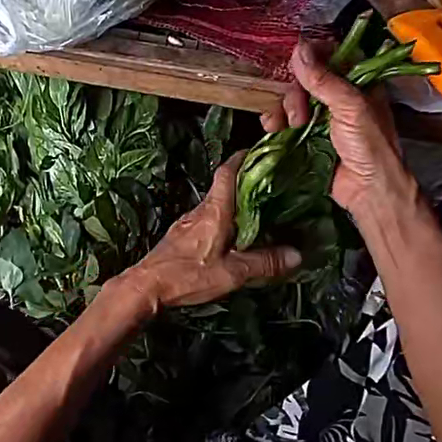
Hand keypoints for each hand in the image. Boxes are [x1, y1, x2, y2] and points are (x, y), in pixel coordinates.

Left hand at [113, 152, 302, 311]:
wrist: (145, 287)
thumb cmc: (187, 276)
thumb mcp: (232, 272)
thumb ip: (264, 263)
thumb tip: (296, 255)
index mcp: (214, 211)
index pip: (227, 173)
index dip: (242, 159)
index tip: (258, 153)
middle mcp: (199, 212)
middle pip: (223, 188)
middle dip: (244, 184)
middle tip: (267, 187)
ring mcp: (187, 224)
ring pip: (214, 206)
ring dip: (233, 206)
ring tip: (255, 213)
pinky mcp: (180, 238)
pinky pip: (205, 222)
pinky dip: (221, 222)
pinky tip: (231, 238)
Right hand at [265, 39, 420, 223]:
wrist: (368, 190)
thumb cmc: (370, 146)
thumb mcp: (350, 106)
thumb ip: (324, 78)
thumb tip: (299, 48)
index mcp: (358, 81)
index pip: (332, 54)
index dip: (312, 56)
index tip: (296, 63)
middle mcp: (339, 96)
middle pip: (306, 77)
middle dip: (296, 91)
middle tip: (301, 112)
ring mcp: (322, 116)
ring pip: (293, 98)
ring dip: (285, 108)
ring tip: (292, 126)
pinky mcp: (307, 136)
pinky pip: (285, 120)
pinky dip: (276, 121)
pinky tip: (273, 129)